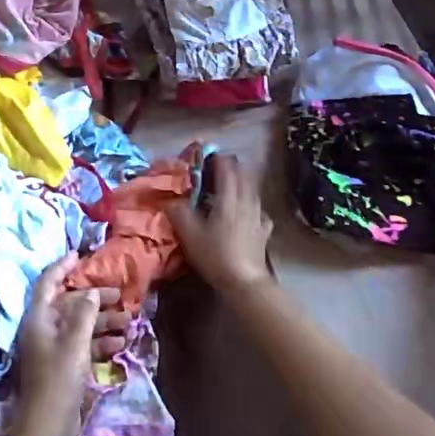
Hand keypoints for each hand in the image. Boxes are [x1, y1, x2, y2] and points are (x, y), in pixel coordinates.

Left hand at [13, 254, 128, 435]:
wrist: (47, 430)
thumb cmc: (58, 380)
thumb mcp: (75, 343)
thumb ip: (85, 314)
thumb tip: (91, 291)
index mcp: (38, 318)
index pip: (48, 282)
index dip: (63, 266)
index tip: (82, 254)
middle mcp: (43, 329)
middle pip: (70, 303)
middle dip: (95, 298)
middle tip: (120, 295)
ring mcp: (53, 348)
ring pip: (80, 325)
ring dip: (103, 321)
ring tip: (128, 320)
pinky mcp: (63, 367)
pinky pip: (83, 345)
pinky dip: (100, 342)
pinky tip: (120, 345)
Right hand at [166, 152, 272, 292]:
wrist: (244, 281)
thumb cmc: (215, 254)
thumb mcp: (190, 234)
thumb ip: (179, 214)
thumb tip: (170, 200)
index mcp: (228, 199)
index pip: (227, 171)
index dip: (221, 160)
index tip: (213, 154)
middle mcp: (246, 203)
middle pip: (244, 178)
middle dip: (236, 168)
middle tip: (226, 164)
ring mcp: (258, 217)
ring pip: (254, 192)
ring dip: (246, 183)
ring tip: (240, 181)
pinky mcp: (264, 233)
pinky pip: (261, 213)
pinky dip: (255, 208)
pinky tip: (253, 214)